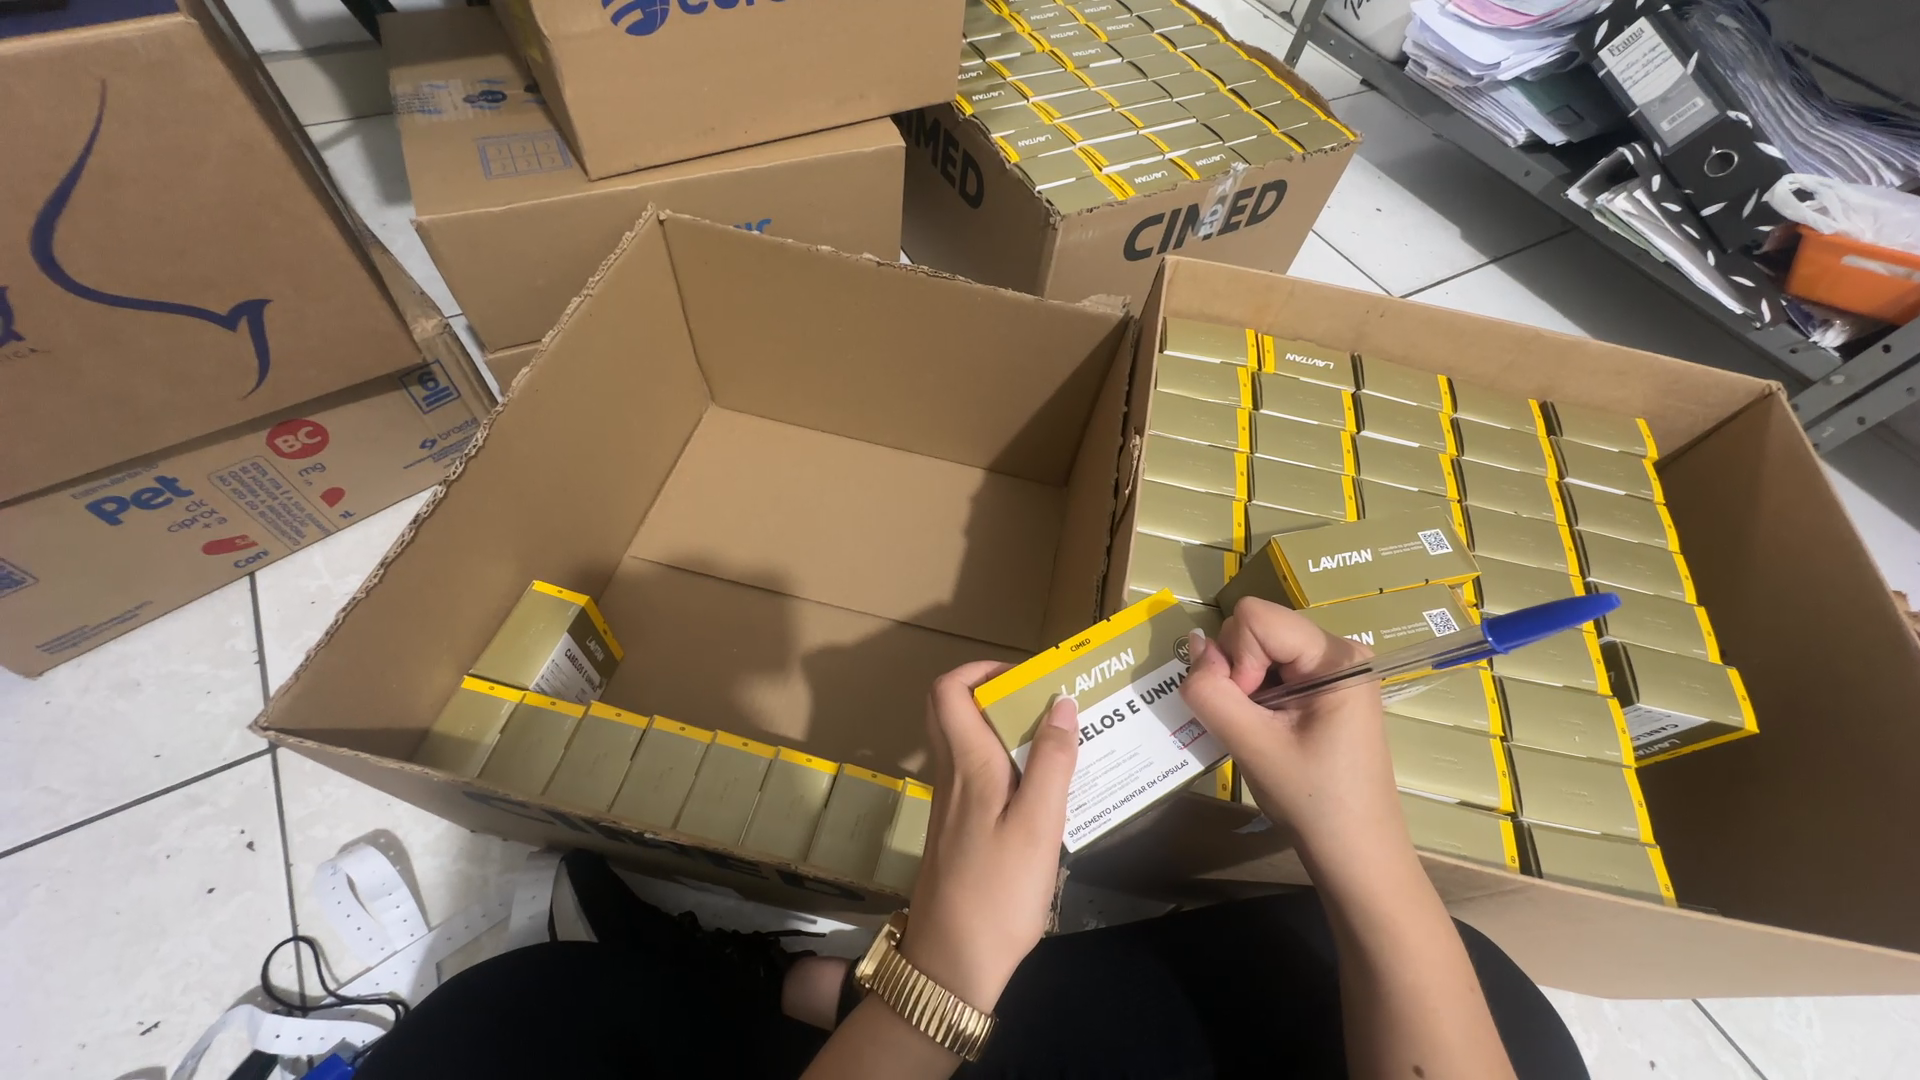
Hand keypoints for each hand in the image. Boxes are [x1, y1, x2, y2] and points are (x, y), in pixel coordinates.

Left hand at [901, 660, 1078, 1012]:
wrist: (951, 962)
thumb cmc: (998, 891)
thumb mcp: (1038, 824)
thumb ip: (1051, 761)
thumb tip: (1060, 700)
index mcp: (967, 763)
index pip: (948, 690)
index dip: (979, 669)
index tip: (1023, 676)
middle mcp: (951, 774)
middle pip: (953, 711)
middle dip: (995, 694)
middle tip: (1042, 704)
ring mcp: (950, 803)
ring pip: (967, 744)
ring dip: (1003, 731)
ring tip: (1053, 742)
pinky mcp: (957, 829)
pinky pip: (976, 776)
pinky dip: (1004, 766)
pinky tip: (1041, 791)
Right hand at [1180, 597, 1413, 881]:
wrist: (1355, 855)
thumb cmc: (1313, 801)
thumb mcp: (1251, 744)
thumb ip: (1210, 690)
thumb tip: (1192, 644)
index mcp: (1336, 656)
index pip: (1253, 618)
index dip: (1235, 659)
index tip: (1250, 710)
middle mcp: (1337, 650)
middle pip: (1254, 627)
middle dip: (1235, 669)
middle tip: (1250, 722)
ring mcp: (1330, 667)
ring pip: (1255, 645)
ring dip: (1240, 683)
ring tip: (1257, 728)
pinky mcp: (1320, 686)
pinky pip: (1267, 665)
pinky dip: (1250, 691)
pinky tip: (1263, 725)